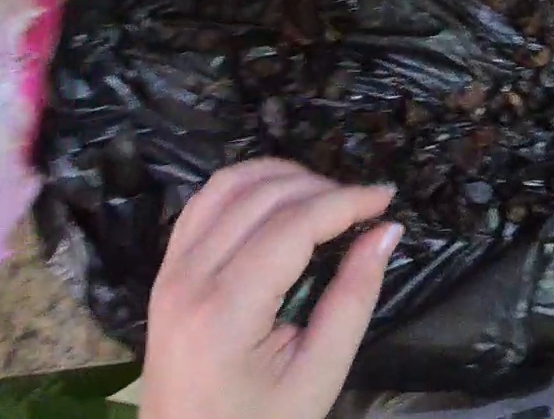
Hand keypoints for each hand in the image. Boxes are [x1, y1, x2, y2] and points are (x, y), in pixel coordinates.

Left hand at [139, 160, 401, 418]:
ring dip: (283, 176)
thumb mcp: (318, 377)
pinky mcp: (166, 267)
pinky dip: (247, 184)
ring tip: (326, 195)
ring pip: (230, 184)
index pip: (293, 225)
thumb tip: (387, 231)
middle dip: (322, 187)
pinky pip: (206, 200)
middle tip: (363, 205)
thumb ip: (354, 299)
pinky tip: (279, 197)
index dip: (345, 201)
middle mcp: (188, 277)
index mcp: (225, 311)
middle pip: (263, 196)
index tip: (385, 198)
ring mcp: (170, 268)